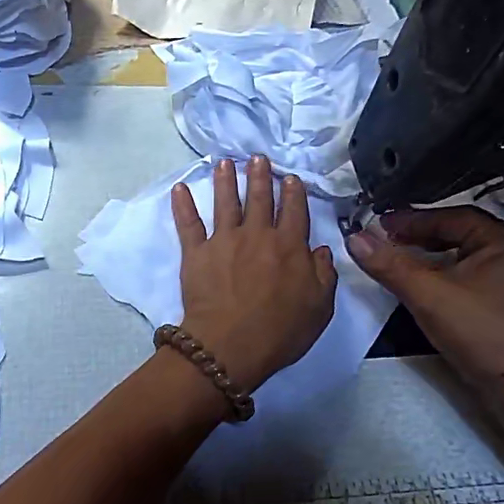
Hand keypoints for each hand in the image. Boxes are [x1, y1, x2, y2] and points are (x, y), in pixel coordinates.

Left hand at [171, 156, 337, 391]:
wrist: (230, 345)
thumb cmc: (279, 332)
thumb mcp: (319, 307)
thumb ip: (323, 274)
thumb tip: (320, 250)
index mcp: (289, 246)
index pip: (294, 211)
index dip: (293, 193)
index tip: (290, 177)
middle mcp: (257, 235)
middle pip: (260, 199)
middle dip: (260, 176)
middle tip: (257, 158)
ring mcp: (224, 241)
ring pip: (225, 202)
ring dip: (226, 180)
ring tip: (225, 162)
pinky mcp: (196, 253)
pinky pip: (188, 224)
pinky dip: (183, 205)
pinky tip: (180, 188)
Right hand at [346, 207, 503, 389]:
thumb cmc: (480, 334)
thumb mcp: (428, 296)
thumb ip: (390, 265)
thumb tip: (356, 239)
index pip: (453, 217)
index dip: (412, 220)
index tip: (379, 226)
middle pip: (464, 235)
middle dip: (424, 237)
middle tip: (389, 243)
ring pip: (473, 259)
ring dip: (439, 258)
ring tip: (406, 264)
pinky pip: (483, 279)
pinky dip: (455, 277)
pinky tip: (436, 290)